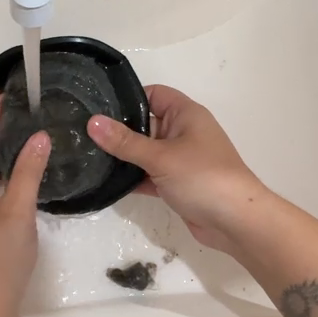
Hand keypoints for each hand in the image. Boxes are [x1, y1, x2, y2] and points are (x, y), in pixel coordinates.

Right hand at [87, 85, 272, 251]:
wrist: (235, 221)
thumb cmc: (202, 177)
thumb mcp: (160, 156)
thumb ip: (125, 142)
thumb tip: (92, 122)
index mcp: (186, 114)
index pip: (153, 95)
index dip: (127, 98)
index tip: (96, 105)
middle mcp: (183, 133)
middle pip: (145, 124)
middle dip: (118, 131)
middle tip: (82, 134)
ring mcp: (180, 160)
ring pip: (145, 153)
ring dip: (123, 158)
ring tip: (86, 157)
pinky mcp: (176, 185)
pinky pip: (148, 176)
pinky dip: (132, 179)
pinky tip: (105, 183)